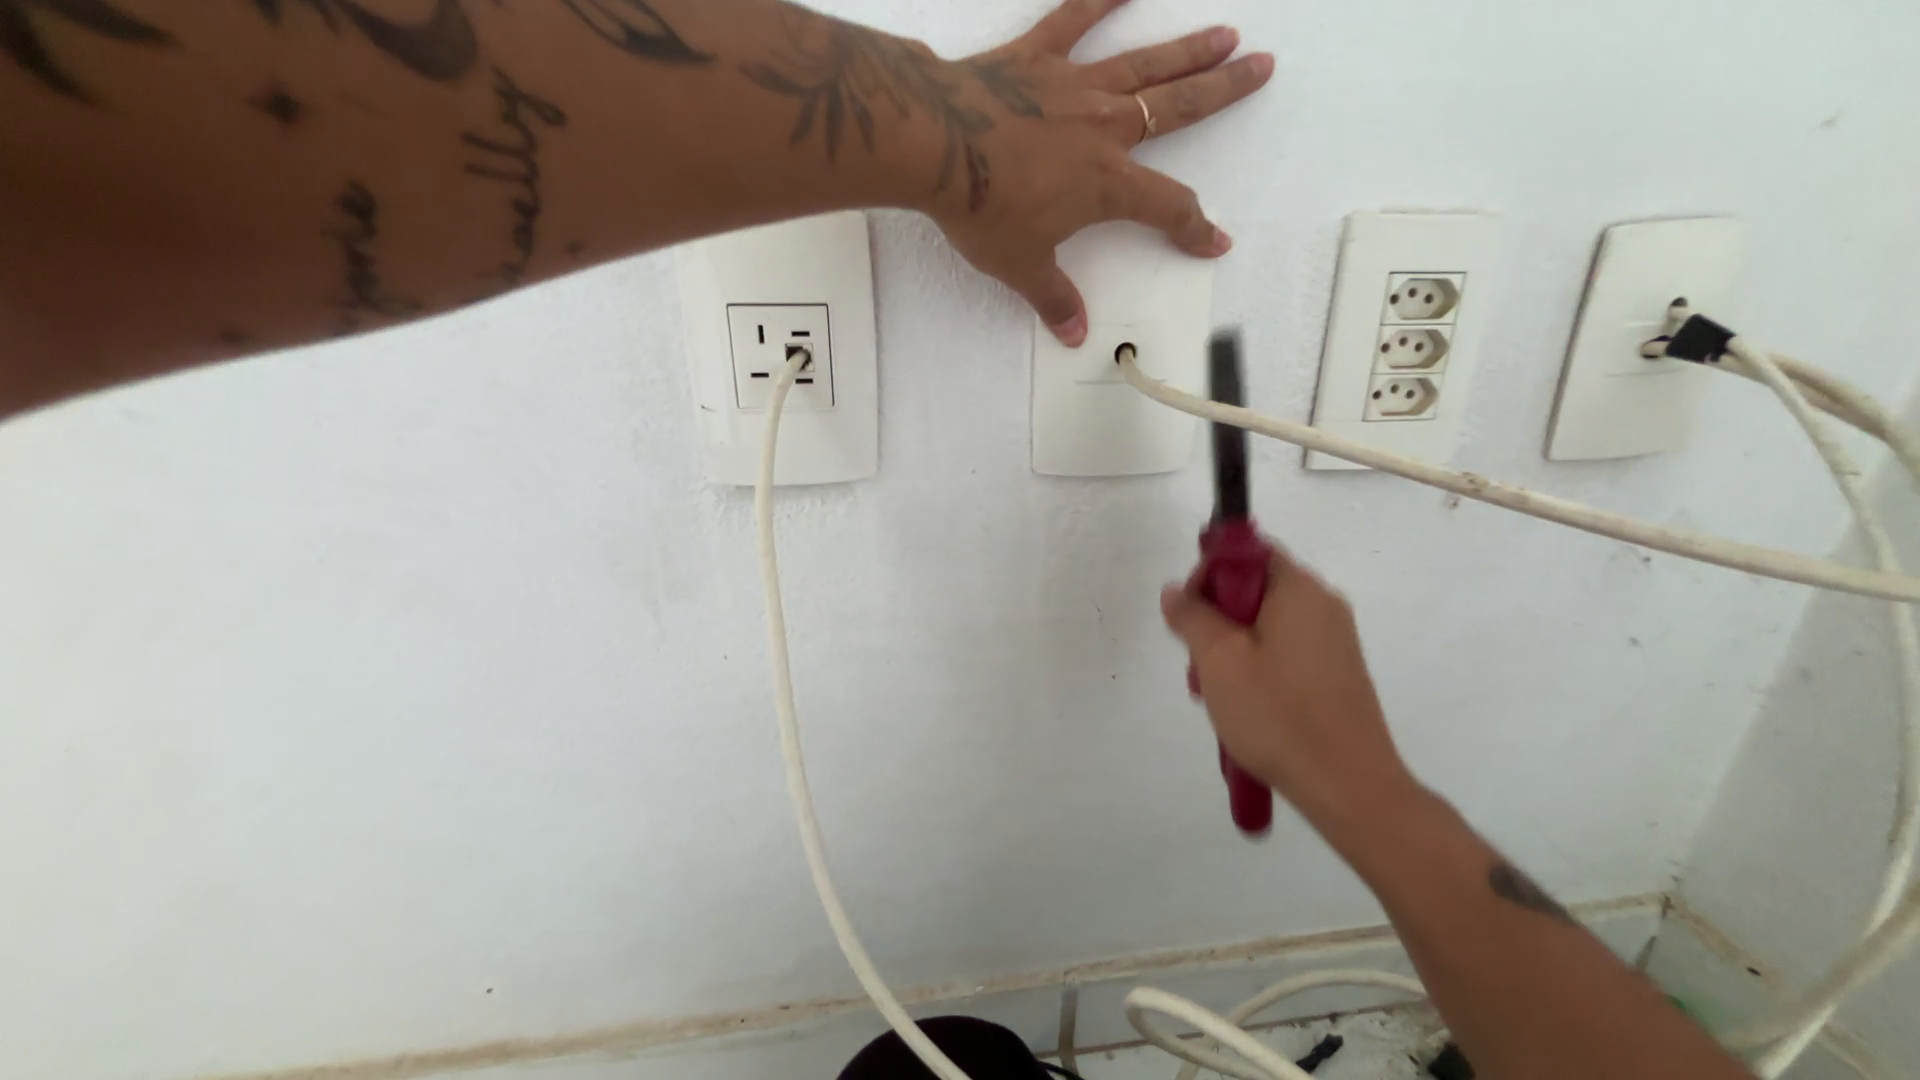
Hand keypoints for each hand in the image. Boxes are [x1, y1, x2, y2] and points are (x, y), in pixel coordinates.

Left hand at [928, 0, 1272, 345]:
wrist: (934, 147)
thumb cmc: (982, 208)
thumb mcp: (1020, 266)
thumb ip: (1053, 297)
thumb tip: (1073, 333)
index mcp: (1106, 183)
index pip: (1167, 206)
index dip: (1195, 227)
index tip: (1216, 239)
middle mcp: (1103, 127)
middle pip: (1177, 107)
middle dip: (1223, 91)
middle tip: (1261, 67)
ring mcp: (1072, 85)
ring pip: (1143, 63)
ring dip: (1186, 49)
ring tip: (1224, 34)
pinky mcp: (1035, 57)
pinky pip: (1074, 20)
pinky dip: (1099, 0)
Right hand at [1161, 547, 1417, 824]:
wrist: (1348, 786)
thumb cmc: (1278, 714)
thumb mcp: (1218, 661)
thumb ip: (1191, 617)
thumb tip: (1175, 590)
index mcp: (1299, 590)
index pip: (1247, 551)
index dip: (1209, 573)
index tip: (1189, 615)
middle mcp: (1323, 605)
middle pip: (1253, 588)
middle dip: (1215, 619)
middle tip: (1198, 663)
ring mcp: (1334, 642)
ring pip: (1264, 624)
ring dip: (1231, 650)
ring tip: (1216, 694)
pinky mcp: (1336, 674)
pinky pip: (1284, 652)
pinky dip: (1256, 668)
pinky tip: (1244, 707)